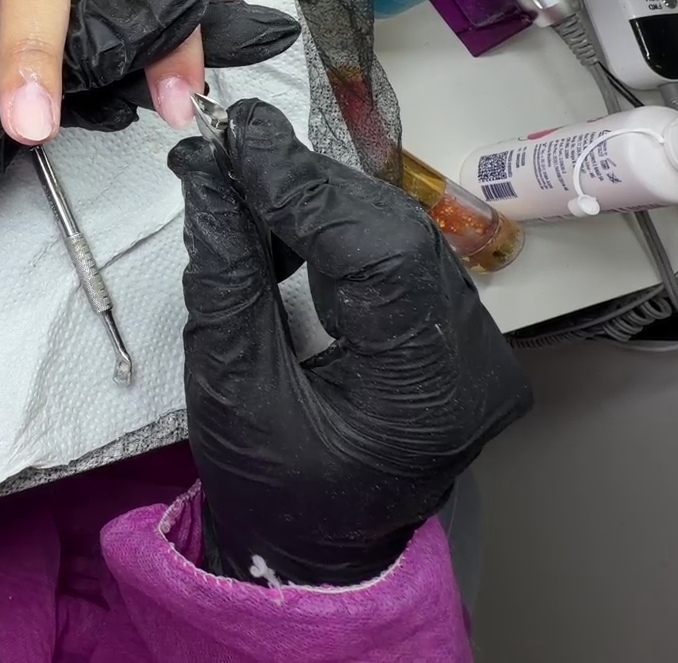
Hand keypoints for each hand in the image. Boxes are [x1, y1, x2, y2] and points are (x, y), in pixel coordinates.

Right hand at [170, 100, 531, 585]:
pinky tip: (273, 219)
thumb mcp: (228, 382)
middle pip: (393, 229)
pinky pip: (384, 247)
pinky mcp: (439, 325)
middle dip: (302, 180)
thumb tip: (205, 176)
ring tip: (239, 182)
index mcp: (428, 392)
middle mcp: (472, 357)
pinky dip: (321, 221)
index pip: (377, 253)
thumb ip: (222, 274)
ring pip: (391, 227)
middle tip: (229, 143)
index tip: (236, 139)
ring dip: (309, 195)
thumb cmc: (270, 480)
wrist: (314, 539)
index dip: (302, 187)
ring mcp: (466, 339)